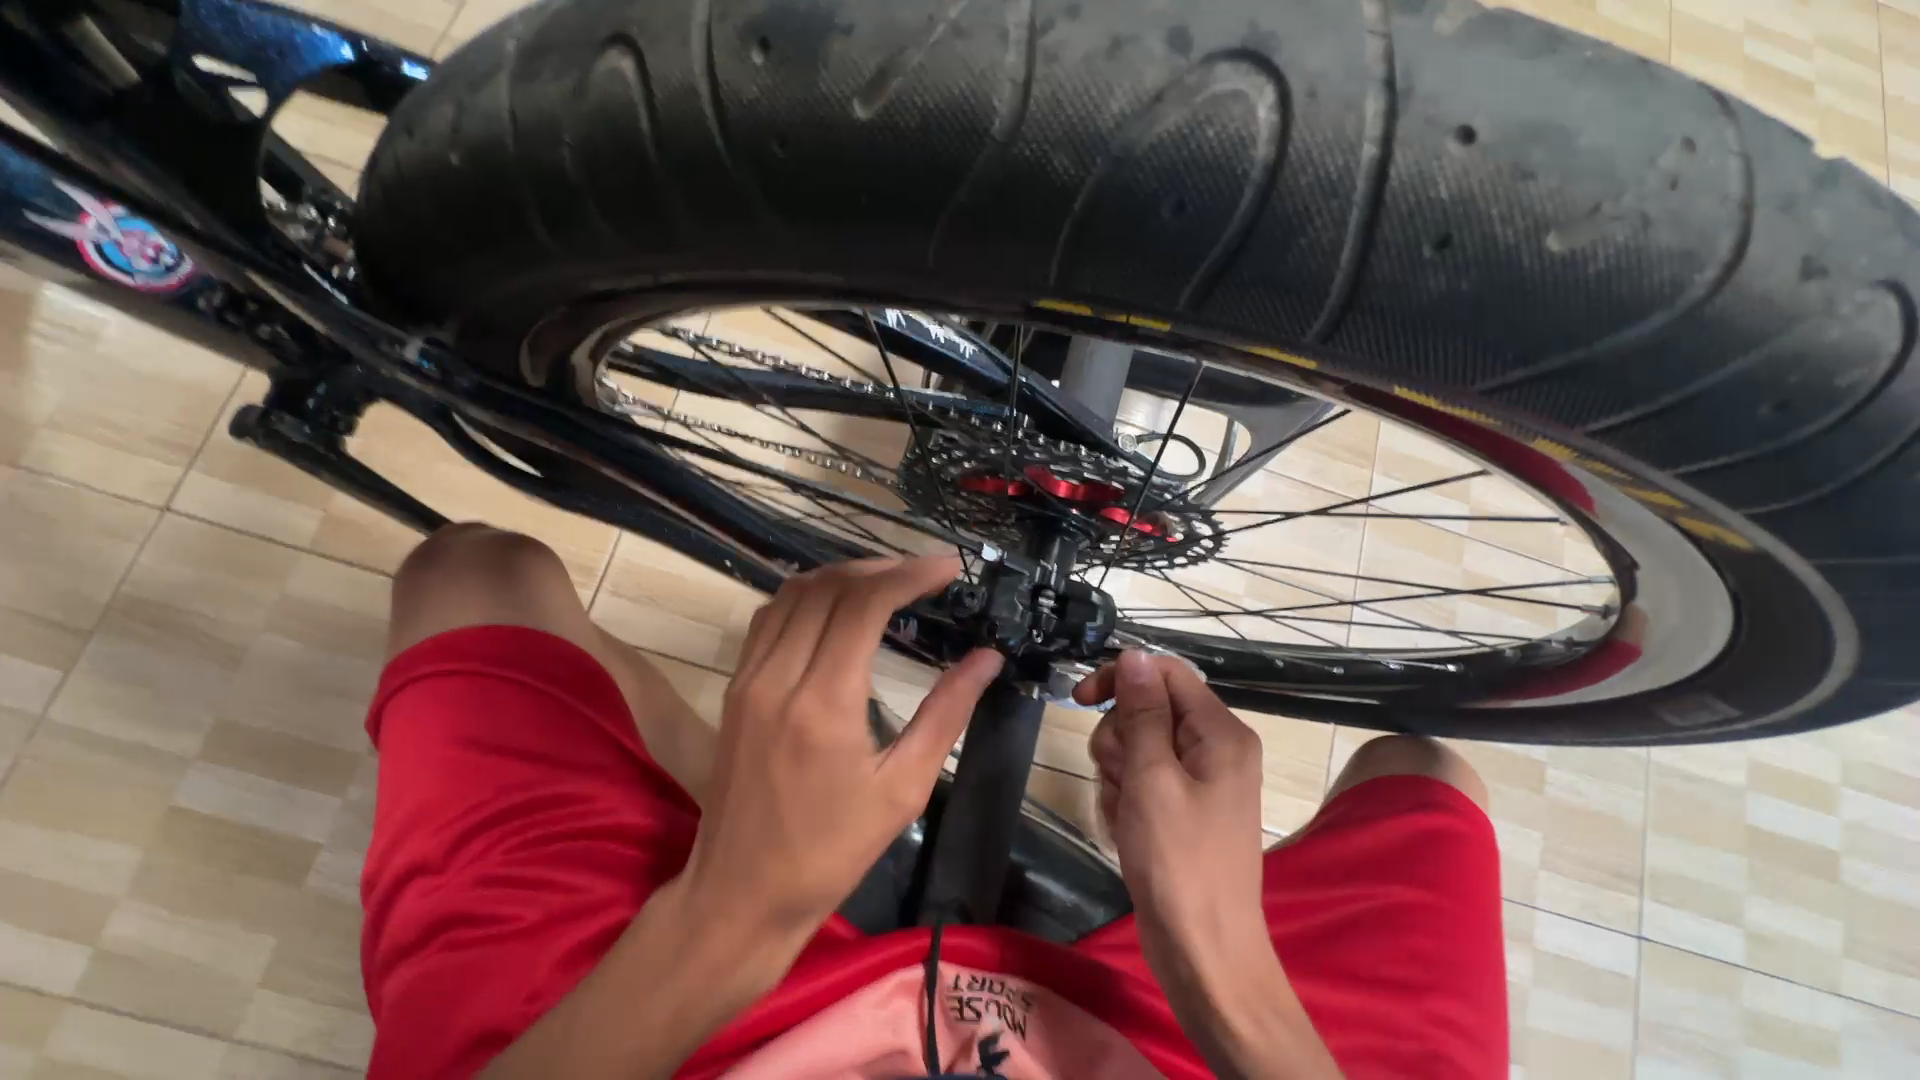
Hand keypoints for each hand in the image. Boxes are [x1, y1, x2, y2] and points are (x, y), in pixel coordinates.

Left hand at [684, 556, 1002, 935]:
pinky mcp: (734, 688)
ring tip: (888, 580)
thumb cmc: (832, 851)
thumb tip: (987, 657)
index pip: (864, 604)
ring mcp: (748, 679)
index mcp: (824, 702)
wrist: (741, 892)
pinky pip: (769, 618)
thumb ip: (946, 714)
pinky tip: (835, 607)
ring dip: (842, 575)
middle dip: (881, 567)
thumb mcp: (903, 788)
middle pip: (828, 587)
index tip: (948, 568)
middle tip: (925, 574)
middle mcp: (778, 676)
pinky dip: (806, 596)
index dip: (909, 574)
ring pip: (792, 593)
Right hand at [1075, 650, 1265, 939]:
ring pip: (1136, 748)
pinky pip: (1140, 783)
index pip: (1166, 673)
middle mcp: (1214, 749)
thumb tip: (1135, 654)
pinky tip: (1129, 832)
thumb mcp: (1152, 777)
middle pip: (1146, 710)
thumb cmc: (1178, 861)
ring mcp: (1198, 783)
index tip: (1081, 700)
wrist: (1202, 951)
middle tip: (1124, 781)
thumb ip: (1142, 712)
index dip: (1121, 678)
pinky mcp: (1180, 811)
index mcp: (1221, 732)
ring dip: (1118, 777)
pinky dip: (1125, 802)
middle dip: (1119, 741)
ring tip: (1128, 816)